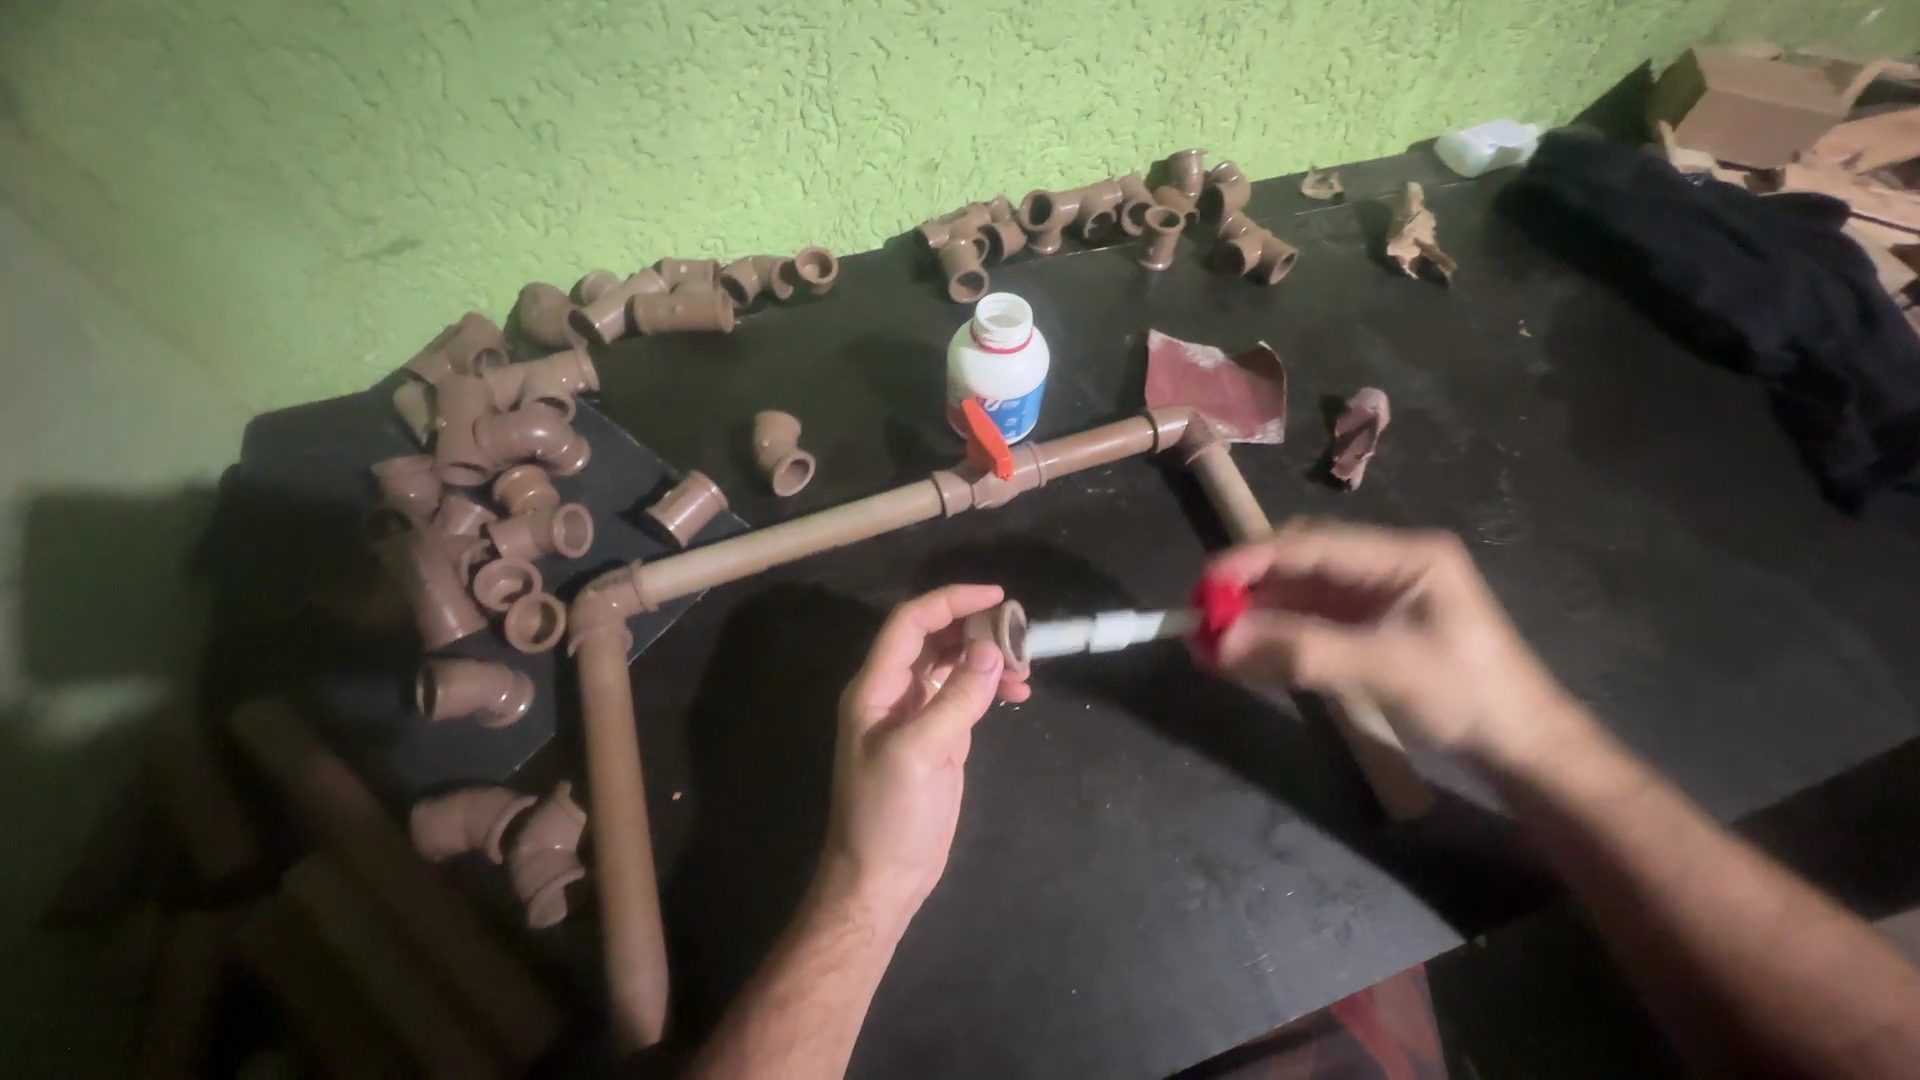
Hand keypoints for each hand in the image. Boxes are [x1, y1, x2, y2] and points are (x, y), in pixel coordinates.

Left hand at [820, 585, 1031, 922]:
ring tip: (1025, 665)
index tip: (996, 596)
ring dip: (987, 657)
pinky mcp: (940, 737)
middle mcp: (895, 692)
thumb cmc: (887, 816)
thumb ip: (955, 700)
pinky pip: (966, 695)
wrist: (881, 878)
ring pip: (953, 664)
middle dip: (975, 628)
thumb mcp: (918, 754)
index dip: (949, 602)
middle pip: (934, 639)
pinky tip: (1018, 691)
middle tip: (1020, 632)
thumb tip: (991, 651)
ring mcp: (918, 714)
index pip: (910, 624)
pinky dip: (991, 686)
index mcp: (876, 688)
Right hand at [1201, 519, 1579, 768]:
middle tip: (1203, 615)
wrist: (1521, 745)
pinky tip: (1246, 653)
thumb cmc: (1467, 696)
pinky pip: (1307, 621)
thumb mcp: (1383, 670)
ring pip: (1297, 593)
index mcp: (1403, 555)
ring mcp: (1374, 595)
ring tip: (1213, 640)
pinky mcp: (1366, 625)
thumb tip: (1220, 644)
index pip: (1311, 544)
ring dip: (1256, 615)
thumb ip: (1300, 651)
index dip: (1252, 560)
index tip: (1205, 585)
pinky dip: (1274, 636)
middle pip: (1299, 563)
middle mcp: (1384, 565)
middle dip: (1248, 588)